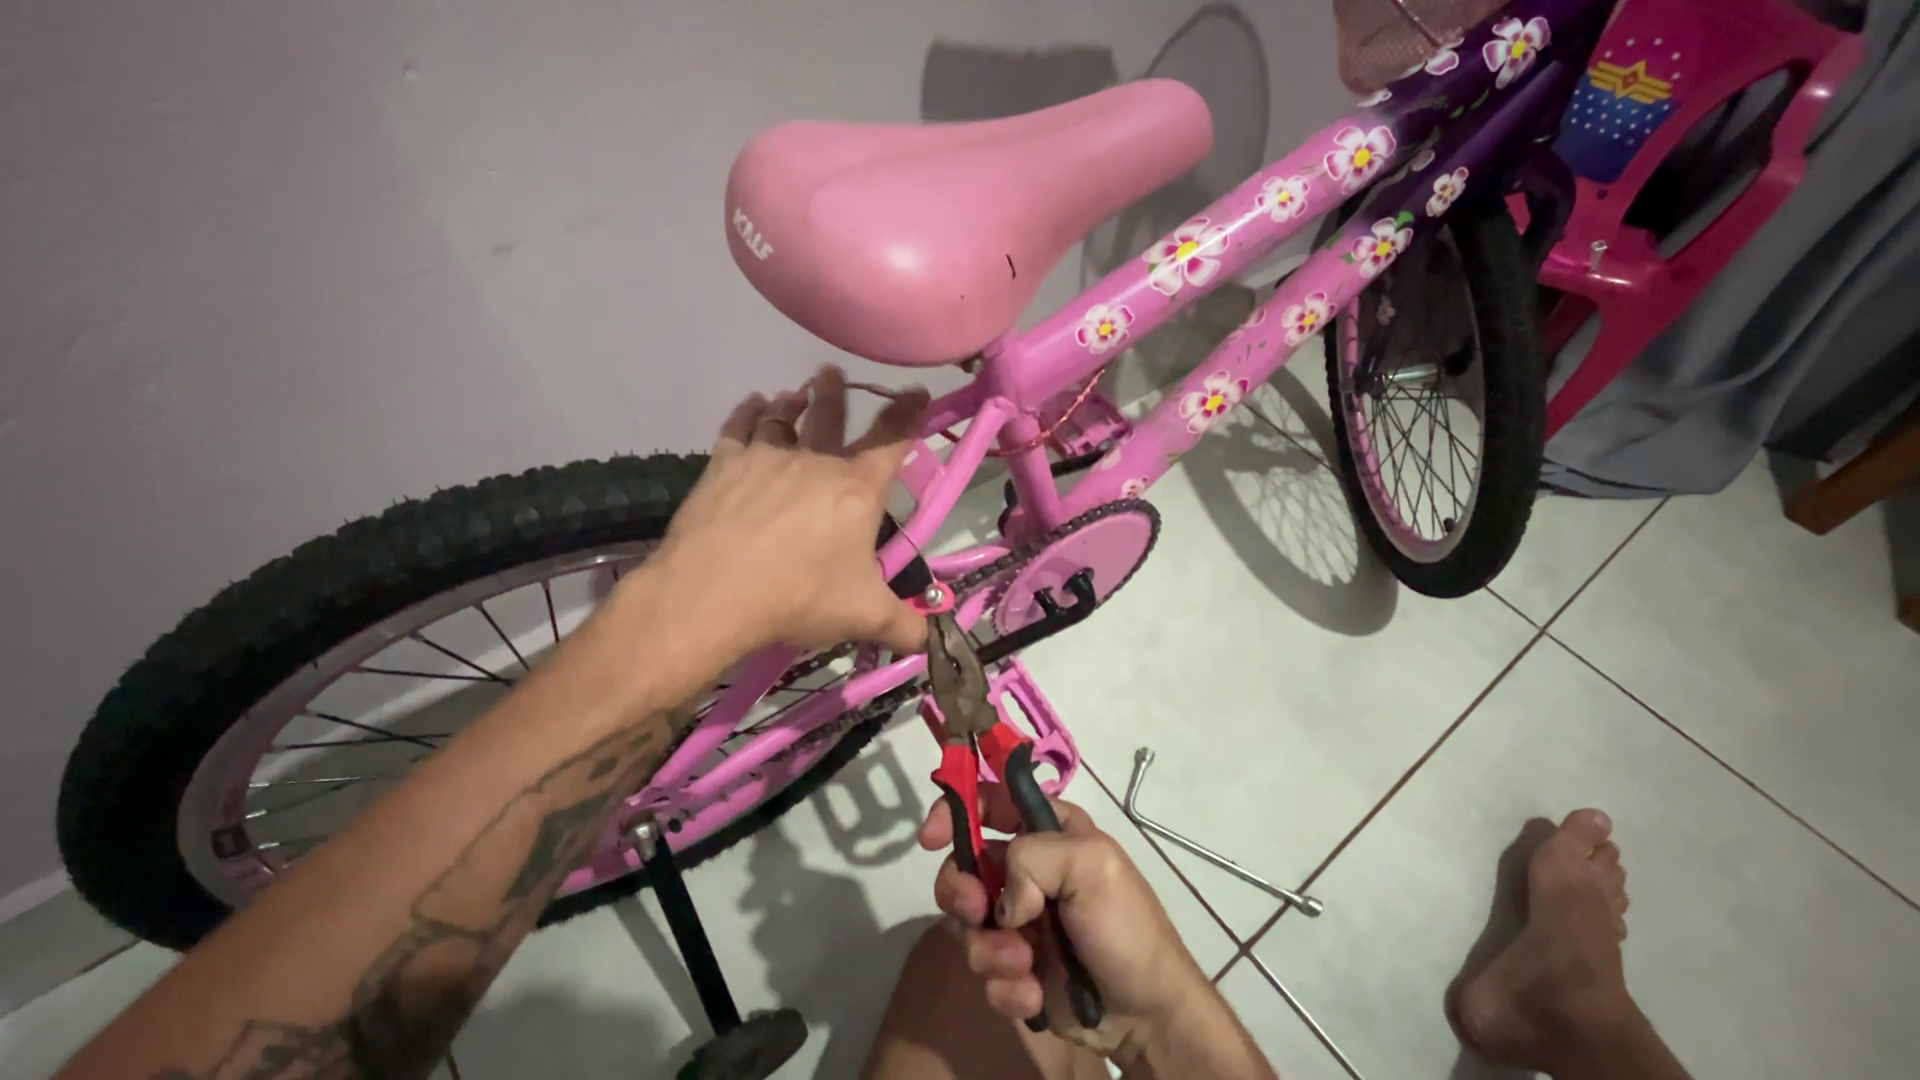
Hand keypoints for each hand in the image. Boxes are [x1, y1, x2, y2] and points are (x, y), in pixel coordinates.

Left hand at [645, 365, 930, 656]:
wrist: (714, 593)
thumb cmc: (798, 598)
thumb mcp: (862, 616)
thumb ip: (902, 627)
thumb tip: (928, 641)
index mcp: (857, 490)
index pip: (893, 440)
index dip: (909, 413)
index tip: (917, 391)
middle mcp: (816, 461)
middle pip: (832, 414)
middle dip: (838, 392)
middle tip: (834, 373)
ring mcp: (766, 457)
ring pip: (785, 415)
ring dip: (795, 399)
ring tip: (797, 389)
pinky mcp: (724, 464)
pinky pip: (740, 425)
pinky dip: (748, 410)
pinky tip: (752, 403)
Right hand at [922, 785, 1210, 1053]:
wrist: (1145, 1016)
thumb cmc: (1126, 928)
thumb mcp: (1093, 866)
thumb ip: (1033, 856)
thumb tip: (1003, 900)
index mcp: (1050, 833)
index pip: (993, 802)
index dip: (957, 808)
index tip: (931, 836)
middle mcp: (1027, 872)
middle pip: (963, 865)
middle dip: (961, 891)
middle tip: (977, 911)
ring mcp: (1018, 922)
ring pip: (966, 923)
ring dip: (990, 948)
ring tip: (1024, 965)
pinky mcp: (1014, 969)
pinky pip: (984, 971)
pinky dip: (1006, 986)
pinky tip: (1033, 995)